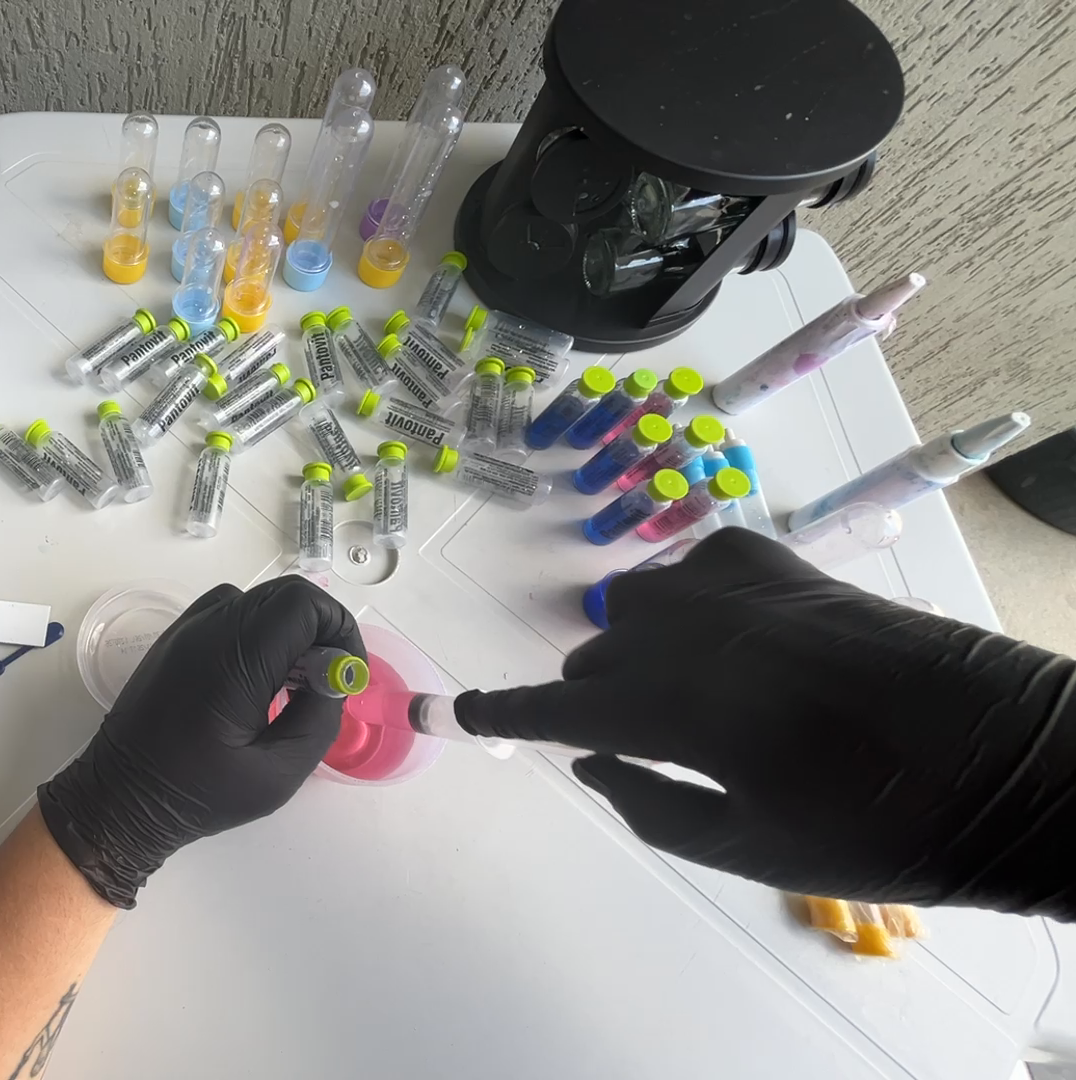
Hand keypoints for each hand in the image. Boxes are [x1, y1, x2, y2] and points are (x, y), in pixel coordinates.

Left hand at [39, 577, 363, 907]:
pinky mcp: (175, 637)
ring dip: (286, 630)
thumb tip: (335, 676)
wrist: (121, 795)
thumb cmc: (198, 792)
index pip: (303, 604)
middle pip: (283, 595)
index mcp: (234, 659)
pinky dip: (256, 631)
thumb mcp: (278, 774)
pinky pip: (228, 612)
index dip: (338, 630)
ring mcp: (186, 628)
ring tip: (289, 684)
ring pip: (257, 600)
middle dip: (318, 629)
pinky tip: (255, 677)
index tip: (342, 674)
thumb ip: (319, 718)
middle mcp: (208, 629)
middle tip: (321, 681)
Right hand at [458, 528, 1075, 916]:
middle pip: (591, 659)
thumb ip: (649, 806)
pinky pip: (693, 565)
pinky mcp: (778, 565)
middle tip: (650, 737)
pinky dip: (692, 595)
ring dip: (638, 647)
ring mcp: (730, 590)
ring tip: (692, 679)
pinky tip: (730, 623)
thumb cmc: (893, 829)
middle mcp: (685, 637)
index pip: (554, 707)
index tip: (458, 713)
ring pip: (629, 608)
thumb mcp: (757, 851)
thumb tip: (586, 760)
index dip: (500, 714)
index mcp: (675, 711)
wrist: (1041, 769)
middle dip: (598, 698)